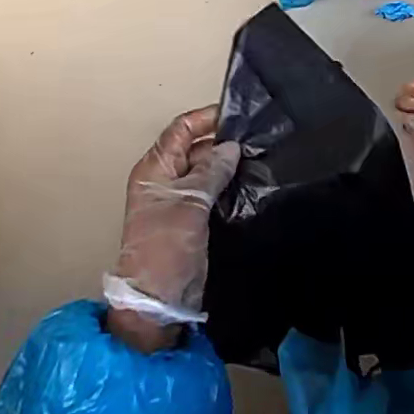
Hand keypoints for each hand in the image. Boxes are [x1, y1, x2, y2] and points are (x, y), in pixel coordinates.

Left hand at [106, 107, 241, 352]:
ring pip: (206, 167)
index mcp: (155, 168)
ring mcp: (178, 198)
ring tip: (258, 153)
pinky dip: (228, 181)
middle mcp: (165, 178)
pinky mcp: (193, 215)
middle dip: (222, 140)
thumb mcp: (191, 202)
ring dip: (227, 161)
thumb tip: (232, 147)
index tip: (238, 114)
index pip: (181, 129)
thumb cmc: (167, 246)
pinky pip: (212, 188)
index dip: (207, 118)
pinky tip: (251, 178)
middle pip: (195, 146)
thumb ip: (212, 170)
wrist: (158, 299)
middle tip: (256, 135)